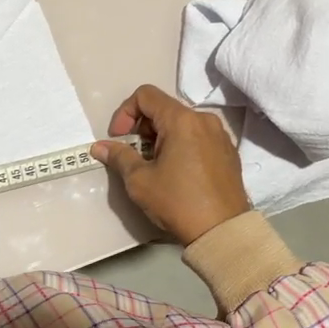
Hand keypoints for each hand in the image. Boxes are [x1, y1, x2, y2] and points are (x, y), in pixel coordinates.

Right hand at [91, 85, 251, 244]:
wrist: (222, 231)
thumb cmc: (177, 202)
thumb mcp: (140, 181)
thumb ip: (119, 157)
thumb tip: (100, 147)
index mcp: (182, 120)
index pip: (146, 95)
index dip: (125, 112)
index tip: (118, 138)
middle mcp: (204, 120)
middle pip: (165, 109)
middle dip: (142, 128)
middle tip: (133, 156)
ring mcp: (220, 135)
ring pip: (182, 124)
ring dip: (161, 137)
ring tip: (154, 166)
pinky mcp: (228, 152)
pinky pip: (198, 138)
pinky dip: (181, 146)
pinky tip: (176, 172)